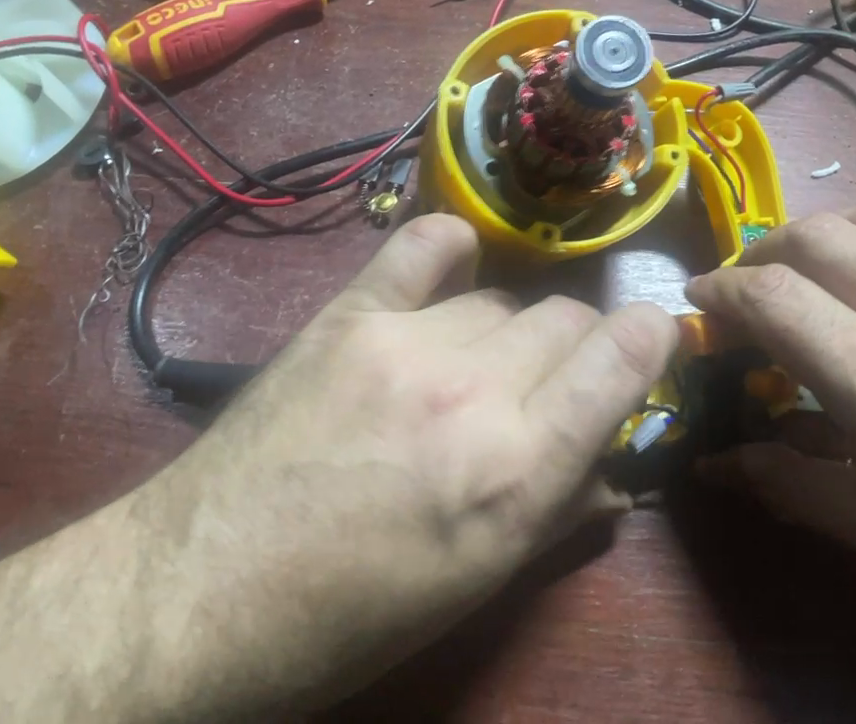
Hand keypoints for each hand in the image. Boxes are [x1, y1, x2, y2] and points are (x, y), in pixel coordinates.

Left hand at [139, 213, 678, 714]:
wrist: (205, 589)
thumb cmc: (354, 611)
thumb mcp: (477, 583)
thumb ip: (560, 514)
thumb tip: (618, 475)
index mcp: (517, 469)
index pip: (622, 358)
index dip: (650, 337)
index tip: (650, 340)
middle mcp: (473, 390)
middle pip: (565, 317)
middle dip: (575, 348)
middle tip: (545, 386)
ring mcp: (406, 342)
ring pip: (501, 297)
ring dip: (507, 330)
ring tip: (472, 368)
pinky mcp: (347, 315)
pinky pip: (423, 245)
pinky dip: (450, 250)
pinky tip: (453, 269)